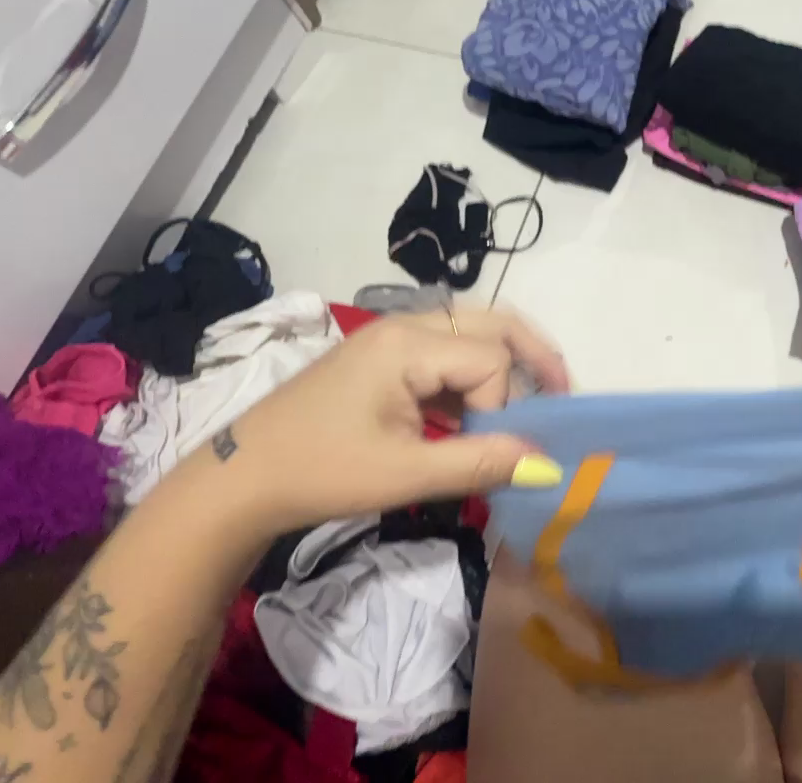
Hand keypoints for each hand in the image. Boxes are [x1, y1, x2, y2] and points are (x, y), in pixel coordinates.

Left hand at [208, 309, 572, 534]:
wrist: (239, 480)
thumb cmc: (320, 473)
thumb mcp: (406, 475)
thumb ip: (481, 464)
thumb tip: (549, 466)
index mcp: (408, 345)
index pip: (490, 359)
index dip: (503, 406)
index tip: (489, 451)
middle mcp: (406, 326)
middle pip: (492, 322)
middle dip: (534, 355)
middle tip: (562, 393)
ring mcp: (392, 338)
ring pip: (471, 333)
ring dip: (505, 364)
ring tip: (530, 403)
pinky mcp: (383, 357)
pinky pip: (446, 352)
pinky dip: (473, 377)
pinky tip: (475, 415)